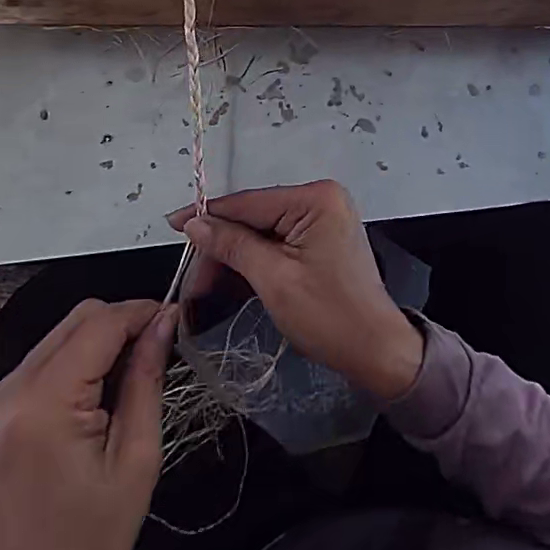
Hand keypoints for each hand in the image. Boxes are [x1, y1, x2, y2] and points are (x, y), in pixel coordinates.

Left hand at [0, 298, 176, 549]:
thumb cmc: (87, 546)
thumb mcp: (135, 461)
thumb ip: (146, 380)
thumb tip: (165, 322)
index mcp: (42, 406)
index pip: (99, 324)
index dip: (143, 311)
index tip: (175, 319)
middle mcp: (7, 392)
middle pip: (76, 319)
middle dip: (122, 321)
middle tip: (159, 347)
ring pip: (59, 334)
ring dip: (100, 340)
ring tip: (132, 373)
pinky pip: (42, 361)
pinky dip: (77, 360)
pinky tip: (98, 391)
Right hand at [166, 180, 422, 400]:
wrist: (376, 350)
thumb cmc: (329, 315)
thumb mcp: (273, 278)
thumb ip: (232, 244)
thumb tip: (195, 224)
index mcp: (315, 199)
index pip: (249, 202)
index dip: (208, 215)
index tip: (172, 223)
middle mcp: (321, 200)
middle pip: (254, 218)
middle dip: (221, 247)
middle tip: (191, 277)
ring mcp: (323, 220)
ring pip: (262, 233)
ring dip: (234, 259)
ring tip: (204, 288)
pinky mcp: (321, 240)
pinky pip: (278, 244)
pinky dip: (254, 263)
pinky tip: (231, 283)